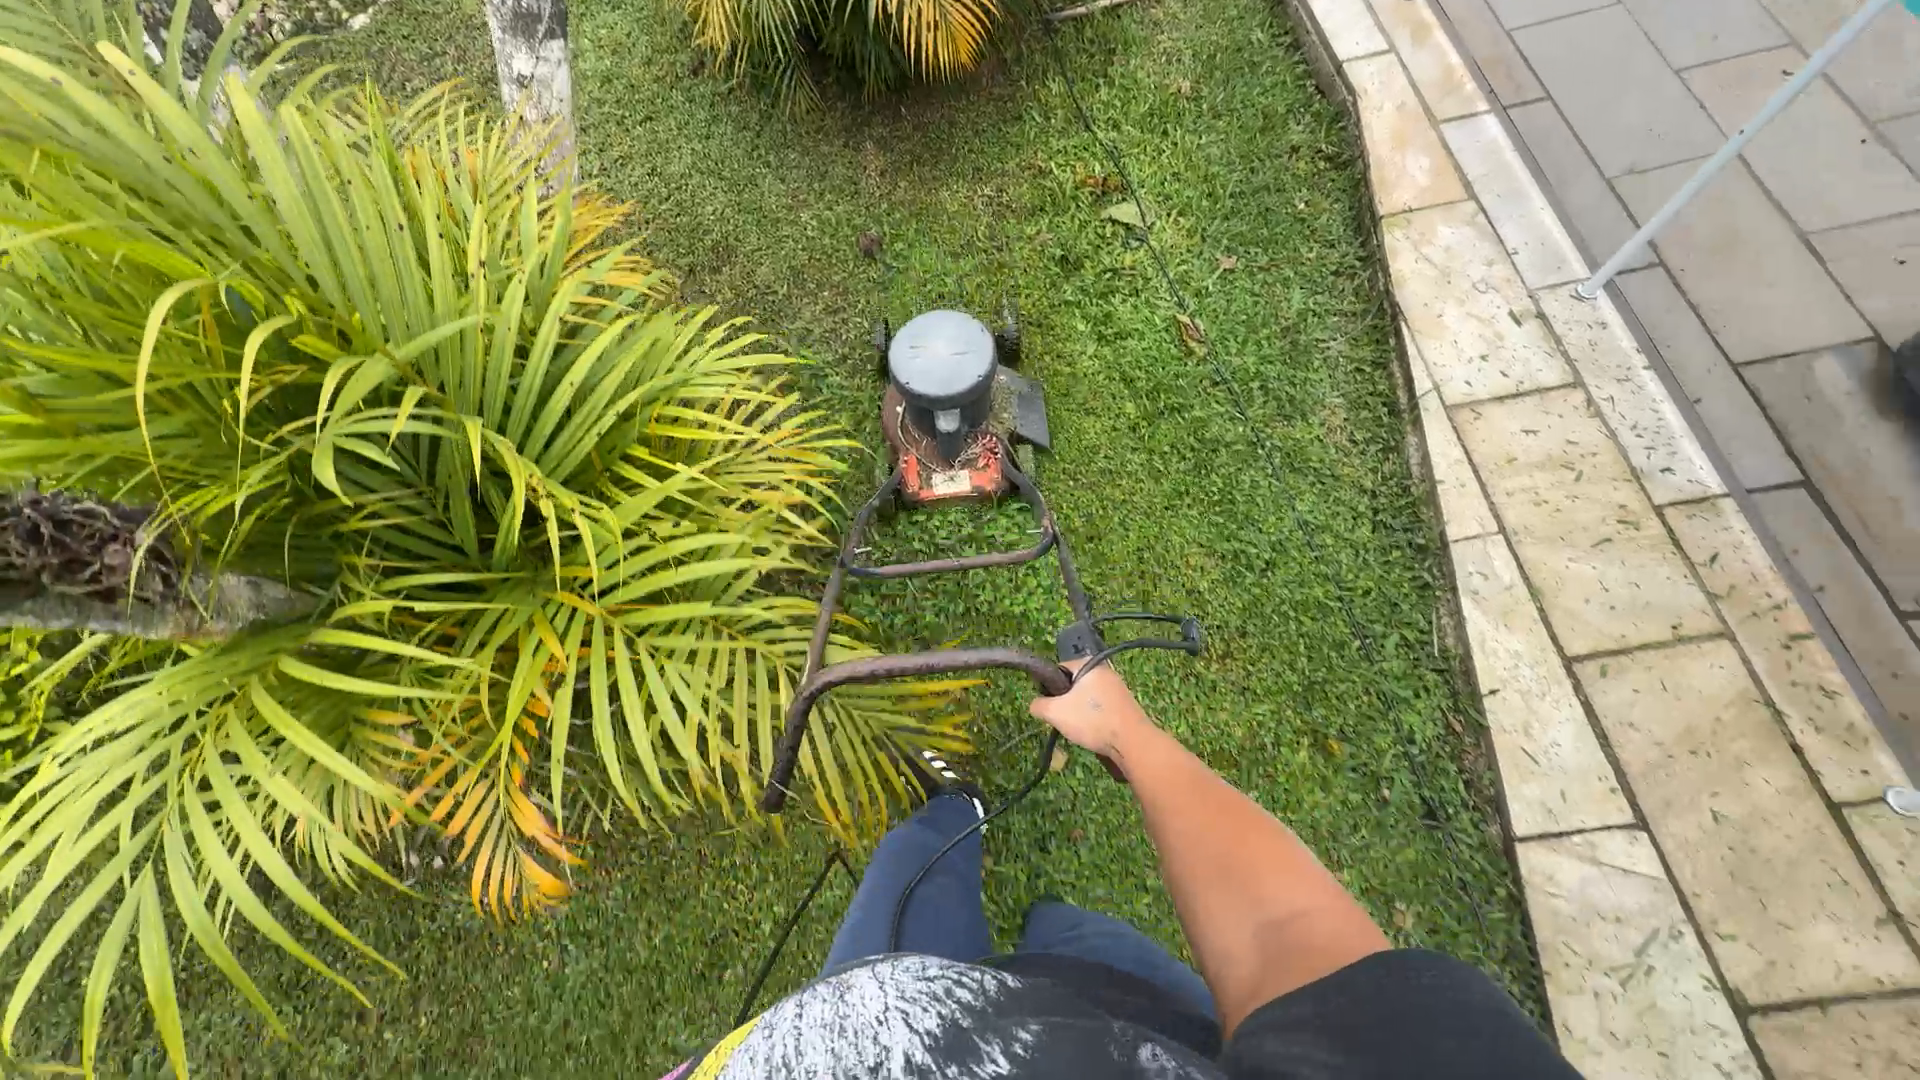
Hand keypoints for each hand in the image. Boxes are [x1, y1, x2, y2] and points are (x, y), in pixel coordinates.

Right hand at [1028, 660, 1155, 758]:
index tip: (1050, 706)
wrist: (1132, 742)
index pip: (1058, 669)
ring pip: (1087, 698)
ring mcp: (1117, 687)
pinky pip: (1101, 707)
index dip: (1049, 687)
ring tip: (1079, 729)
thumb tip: (1035, 705)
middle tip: (1063, 719)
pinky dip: (1094, 718)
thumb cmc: (1091, 721)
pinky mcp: (1125, 704)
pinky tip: (1094, 733)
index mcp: (1088, 664)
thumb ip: (1038, 705)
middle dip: (1066, 702)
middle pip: (1073, 685)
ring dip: (1080, 712)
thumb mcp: (1055, 712)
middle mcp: (1105, 670)